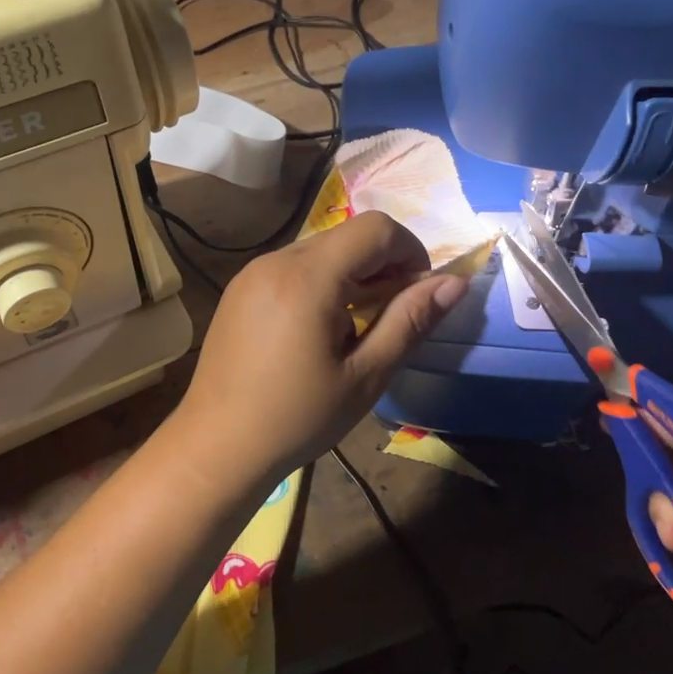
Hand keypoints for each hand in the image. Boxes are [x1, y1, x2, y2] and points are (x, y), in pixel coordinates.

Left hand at [175, 213, 468, 483]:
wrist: (217, 445)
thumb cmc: (296, 418)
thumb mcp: (365, 376)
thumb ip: (409, 322)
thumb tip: (455, 283)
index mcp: (307, 277)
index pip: (375, 228)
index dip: (409, 252)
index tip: (416, 295)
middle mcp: (275, 261)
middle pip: (346, 236)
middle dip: (381, 264)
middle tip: (390, 317)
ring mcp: (251, 273)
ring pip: (319, 250)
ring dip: (350, 274)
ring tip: (354, 329)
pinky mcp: (238, 288)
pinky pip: (291, 267)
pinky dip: (319, 282)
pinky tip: (317, 331)